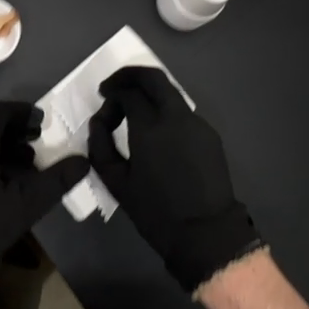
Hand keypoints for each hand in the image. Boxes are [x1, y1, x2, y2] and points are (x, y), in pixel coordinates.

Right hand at [88, 67, 264, 294]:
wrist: (206, 232)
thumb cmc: (156, 211)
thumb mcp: (117, 183)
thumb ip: (100, 147)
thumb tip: (98, 123)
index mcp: (150, 127)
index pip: (127, 93)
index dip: (111, 96)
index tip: (103, 113)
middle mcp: (176, 116)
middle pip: (153, 77)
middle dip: (130, 75)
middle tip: (114, 87)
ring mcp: (197, 123)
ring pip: (170, 93)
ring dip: (149, 94)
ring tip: (135, 113)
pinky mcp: (209, 134)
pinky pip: (183, 113)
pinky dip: (165, 112)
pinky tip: (158, 134)